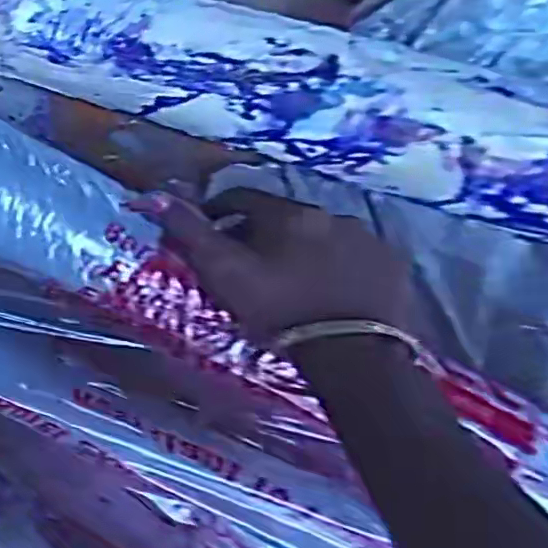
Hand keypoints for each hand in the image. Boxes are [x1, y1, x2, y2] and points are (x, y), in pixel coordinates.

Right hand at [132, 188, 424, 345]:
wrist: (350, 351)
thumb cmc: (274, 305)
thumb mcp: (219, 268)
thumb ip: (188, 230)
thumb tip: (154, 197)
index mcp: (287, 213)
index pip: (239, 196)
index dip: (214, 211)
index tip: (201, 233)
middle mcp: (332, 215)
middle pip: (279, 215)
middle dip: (254, 231)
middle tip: (236, 261)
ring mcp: (369, 239)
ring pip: (315, 234)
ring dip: (292, 246)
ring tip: (277, 277)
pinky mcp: (393, 265)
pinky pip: (348, 253)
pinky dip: (327, 263)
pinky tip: (315, 287)